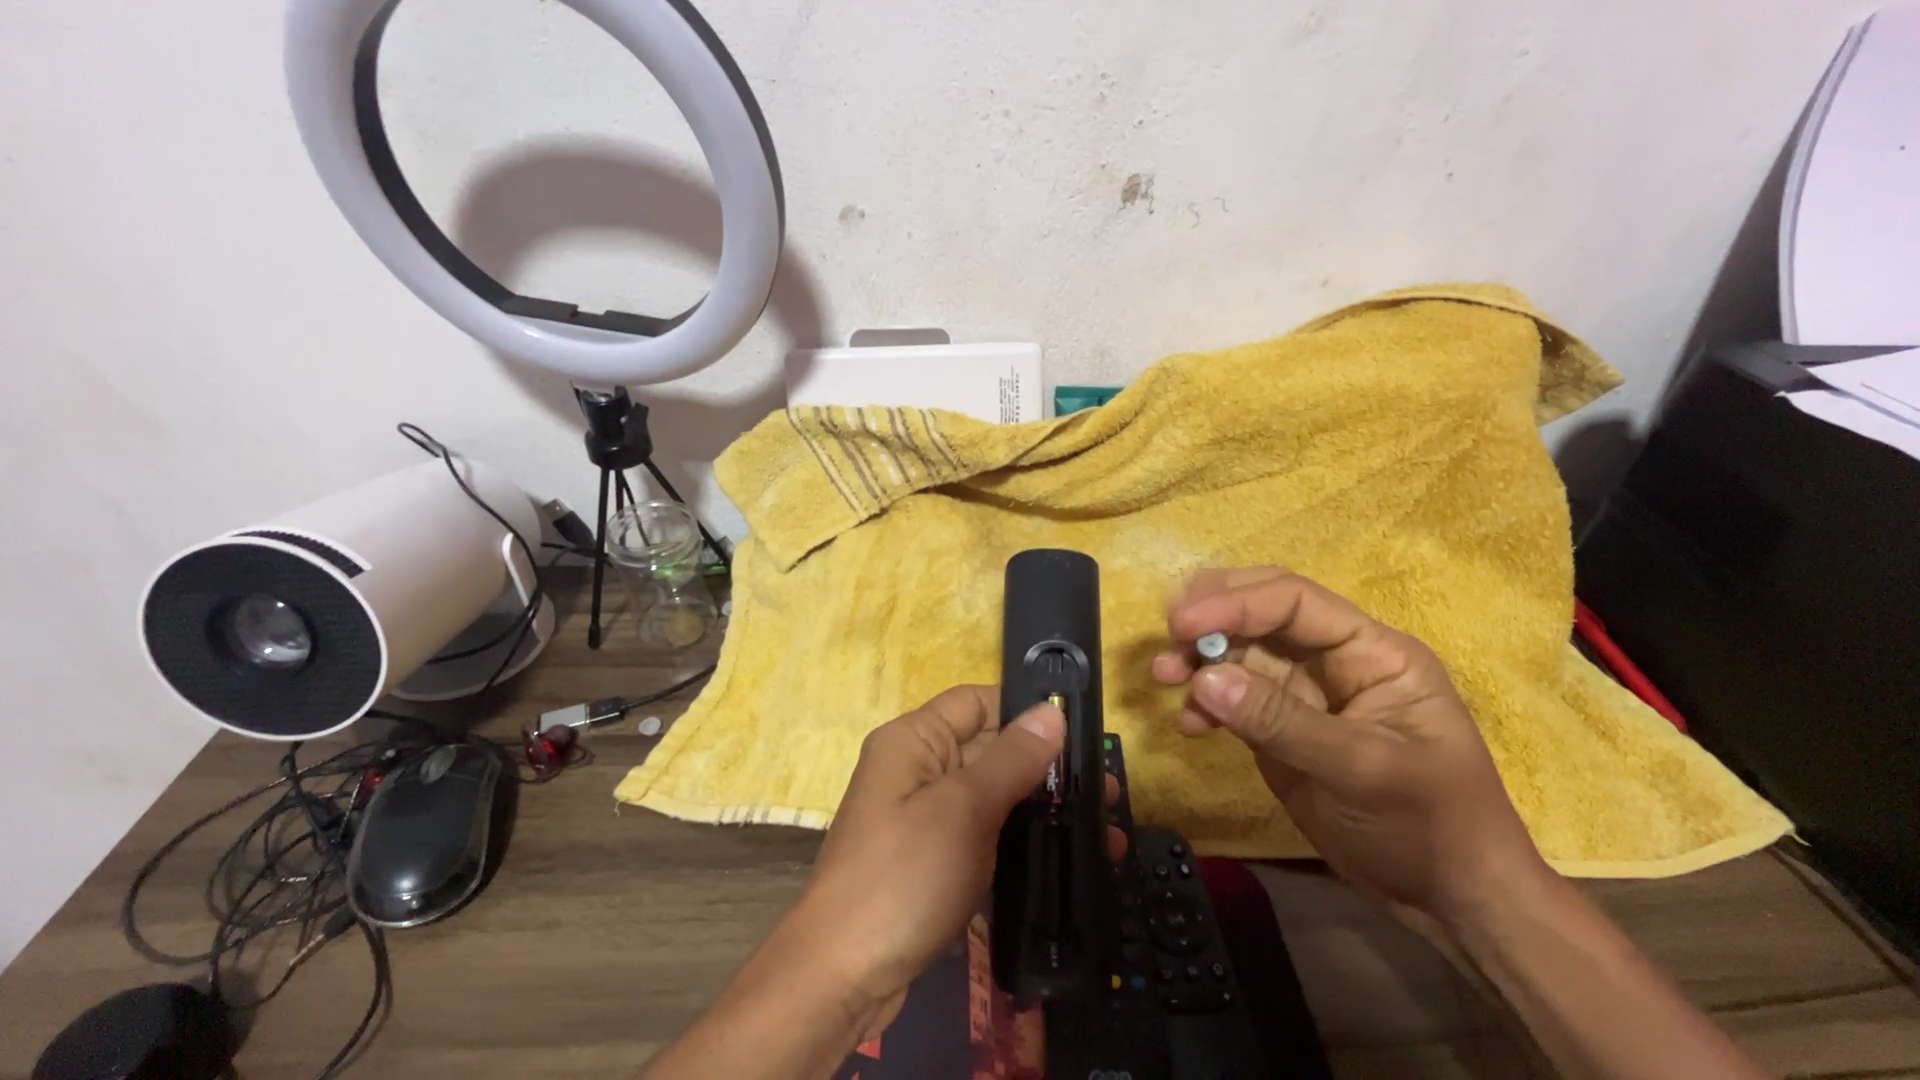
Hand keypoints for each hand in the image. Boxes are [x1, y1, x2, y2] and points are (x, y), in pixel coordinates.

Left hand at [774, 686, 1121, 1032]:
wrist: (843, 975)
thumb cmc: (902, 878)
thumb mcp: (963, 810)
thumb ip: (1011, 758)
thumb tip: (1052, 709)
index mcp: (913, 741)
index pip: (976, 702)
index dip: (1026, 709)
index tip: (1084, 731)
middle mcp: (917, 770)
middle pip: (989, 749)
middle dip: (1047, 767)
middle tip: (1109, 794)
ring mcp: (925, 819)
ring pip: (993, 797)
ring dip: (1041, 809)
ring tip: (1103, 833)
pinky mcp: (935, 862)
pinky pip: (985, 836)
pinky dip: (1021, 844)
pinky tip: (1066, 860)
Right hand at [1152, 568, 1550, 931]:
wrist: (1448, 898)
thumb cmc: (1429, 824)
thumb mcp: (1363, 769)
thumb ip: (1282, 721)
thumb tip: (1204, 679)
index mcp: (1372, 652)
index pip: (1295, 602)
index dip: (1235, 603)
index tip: (1181, 622)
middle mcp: (1334, 662)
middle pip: (1263, 614)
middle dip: (1211, 618)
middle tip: (1167, 636)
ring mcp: (1304, 697)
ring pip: (1240, 655)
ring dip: (1198, 659)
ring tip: (1163, 678)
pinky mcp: (1280, 732)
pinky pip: (1232, 701)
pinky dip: (1205, 705)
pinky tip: (1188, 726)